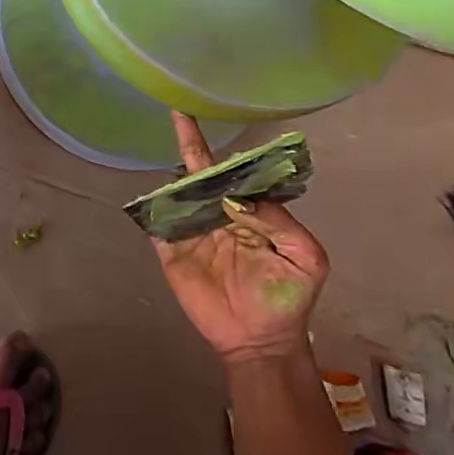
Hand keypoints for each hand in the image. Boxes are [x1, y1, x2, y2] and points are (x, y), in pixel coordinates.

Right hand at [153, 113, 328, 362]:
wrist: (259, 340)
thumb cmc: (287, 298)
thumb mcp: (305, 258)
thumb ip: (279, 221)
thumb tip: (237, 197)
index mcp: (247, 213)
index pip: (232, 175)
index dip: (221, 149)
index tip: (210, 120)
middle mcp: (216, 215)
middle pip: (199, 176)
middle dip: (190, 145)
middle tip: (179, 114)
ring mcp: (191, 232)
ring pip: (176, 196)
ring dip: (172, 176)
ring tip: (165, 150)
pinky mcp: (170, 252)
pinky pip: (157, 226)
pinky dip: (150, 211)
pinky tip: (148, 197)